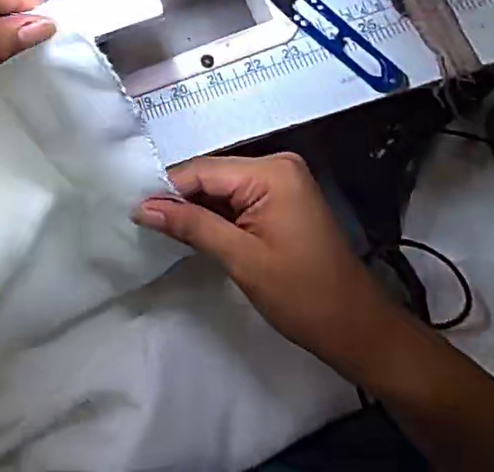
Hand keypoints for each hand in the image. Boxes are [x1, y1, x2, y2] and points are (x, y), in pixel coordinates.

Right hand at [135, 153, 404, 381]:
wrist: (358, 329)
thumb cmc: (304, 296)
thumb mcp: (242, 260)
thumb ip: (192, 226)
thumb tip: (144, 207)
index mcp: (272, 172)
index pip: (203, 171)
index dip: (167, 190)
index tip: (135, 210)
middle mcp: (276, 164)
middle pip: (211, 175)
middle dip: (180, 199)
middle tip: (144, 221)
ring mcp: (281, 180)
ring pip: (221, 187)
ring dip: (196, 208)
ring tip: (162, 227)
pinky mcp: (281, 197)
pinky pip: (237, 197)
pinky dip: (216, 215)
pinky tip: (195, 230)